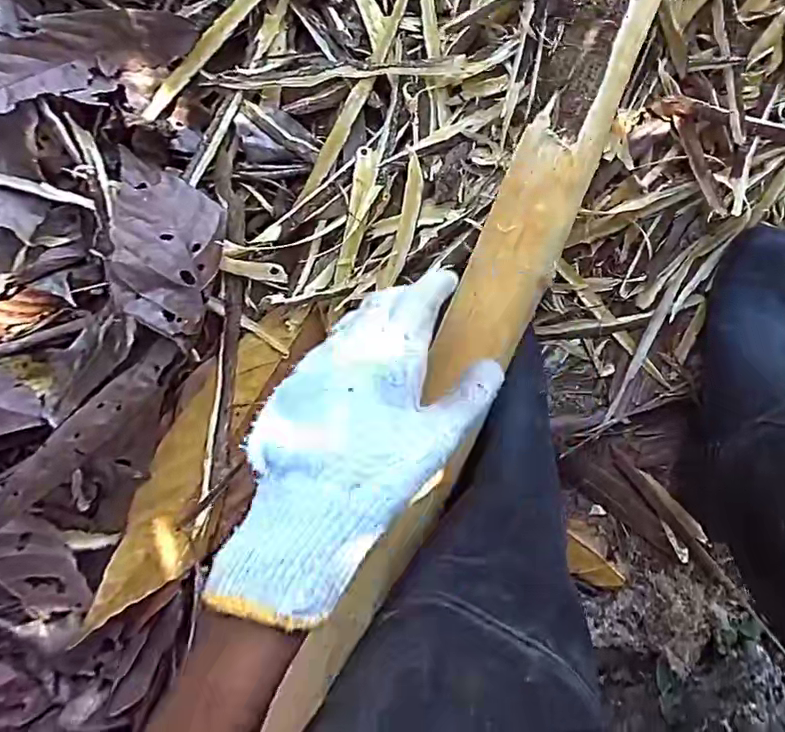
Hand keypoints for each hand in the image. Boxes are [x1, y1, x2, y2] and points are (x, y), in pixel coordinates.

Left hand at [203, 269, 502, 629]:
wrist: (306, 508)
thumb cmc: (381, 472)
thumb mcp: (437, 439)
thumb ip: (468, 398)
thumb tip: (491, 366)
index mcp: (396, 349)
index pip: (419, 298)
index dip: (436, 284)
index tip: (447, 277)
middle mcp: (355, 343)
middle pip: (384, 302)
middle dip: (405, 295)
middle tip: (421, 300)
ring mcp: (319, 360)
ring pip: (352, 322)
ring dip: (374, 316)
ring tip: (388, 326)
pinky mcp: (293, 383)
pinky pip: (327, 349)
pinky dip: (347, 344)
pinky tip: (350, 366)